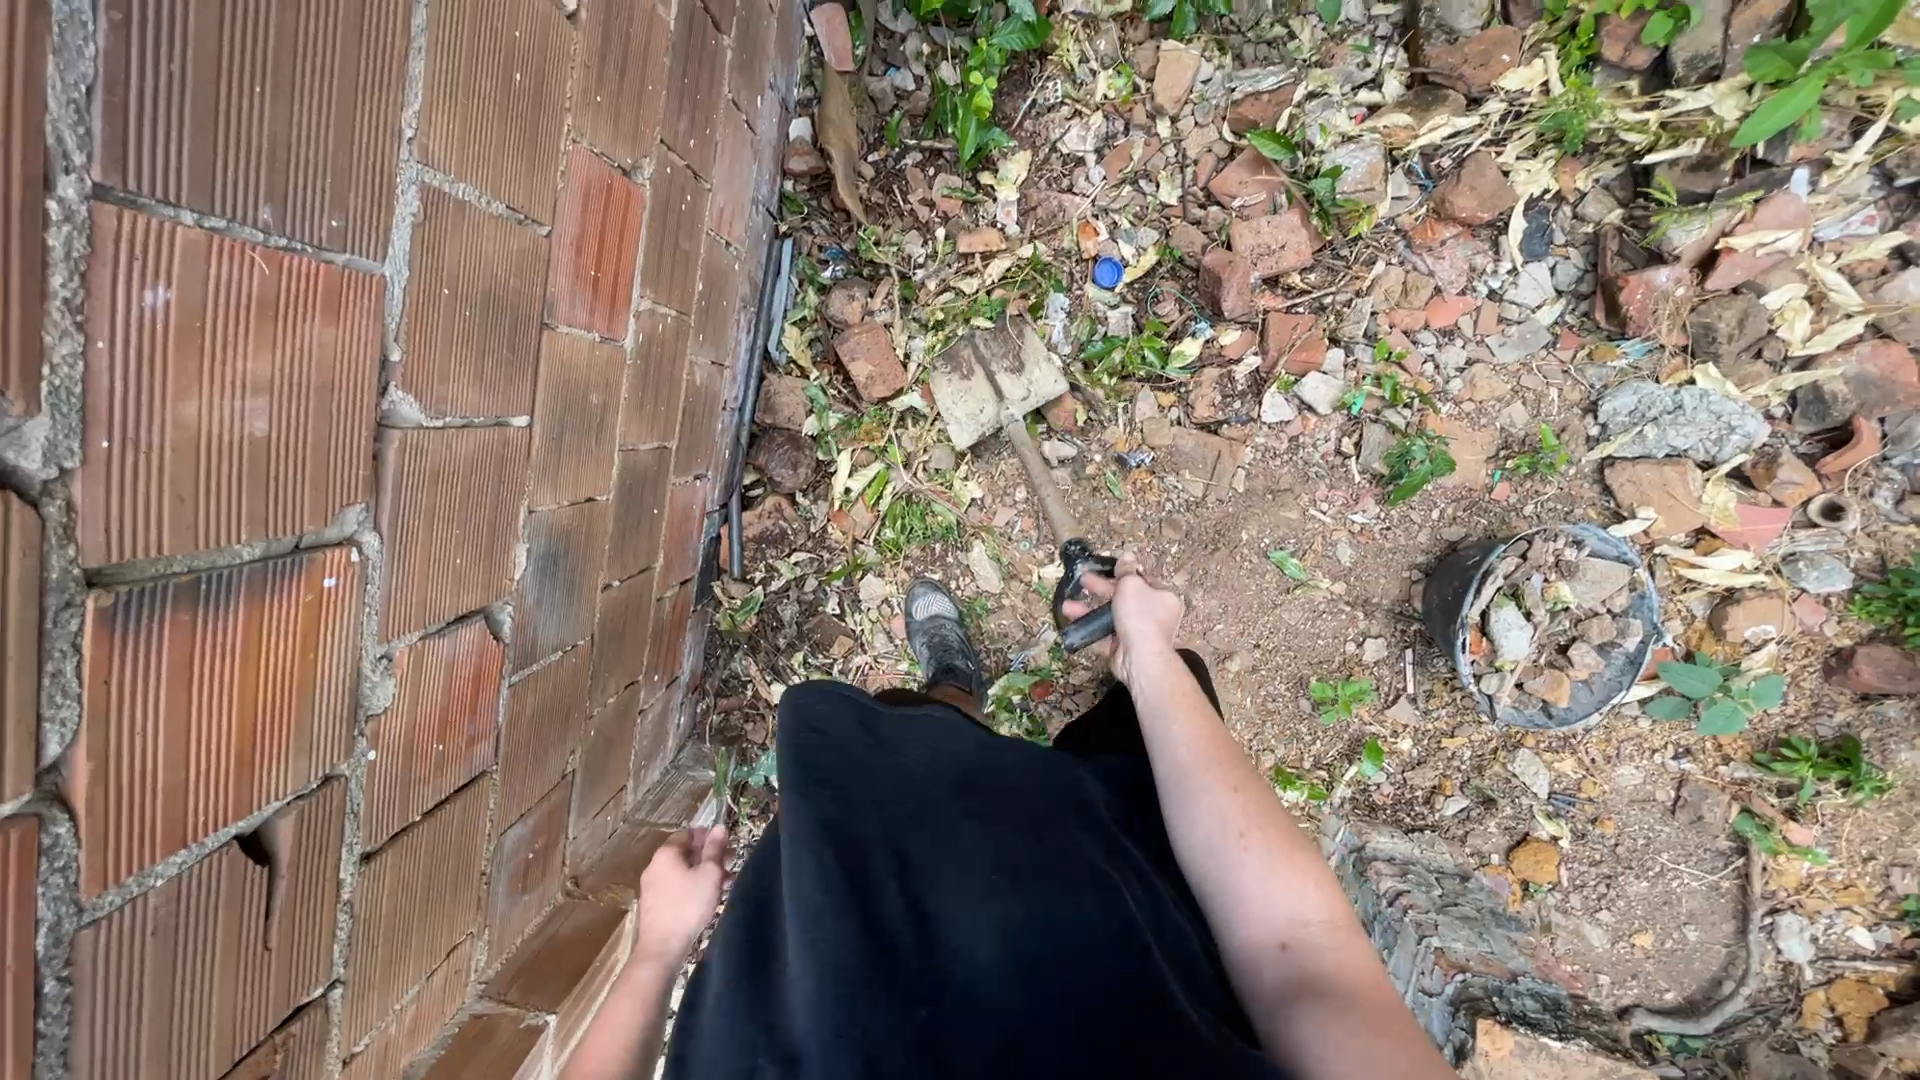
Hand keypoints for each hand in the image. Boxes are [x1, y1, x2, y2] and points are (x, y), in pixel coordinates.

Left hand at [633, 827, 730, 966]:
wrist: (662, 948)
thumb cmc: (689, 904)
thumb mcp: (710, 873)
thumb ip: (715, 849)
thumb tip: (720, 827)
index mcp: (666, 854)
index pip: (688, 834)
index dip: (708, 836)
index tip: (726, 844)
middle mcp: (655, 866)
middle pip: (685, 853)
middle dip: (709, 855)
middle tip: (730, 862)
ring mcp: (652, 887)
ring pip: (682, 871)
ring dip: (703, 872)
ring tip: (725, 882)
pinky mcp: (654, 905)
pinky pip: (676, 886)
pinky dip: (692, 886)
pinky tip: (708, 897)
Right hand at [1060, 552, 1182, 685]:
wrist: (1140, 657)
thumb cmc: (1140, 617)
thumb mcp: (1131, 585)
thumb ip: (1126, 570)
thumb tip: (1128, 555)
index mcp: (1162, 597)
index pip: (1142, 580)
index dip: (1123, 573)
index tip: (1106, 568)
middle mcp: (1152, 615)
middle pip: (1123, 597)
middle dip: (1100, 589)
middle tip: (1083, 580)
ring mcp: (1137, 632)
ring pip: (1110, 616)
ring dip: (1089, 610)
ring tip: (1068, 605)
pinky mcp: (1123, 647)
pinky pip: (1104, 635)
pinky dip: (1090, 629)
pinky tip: (1074, 623)